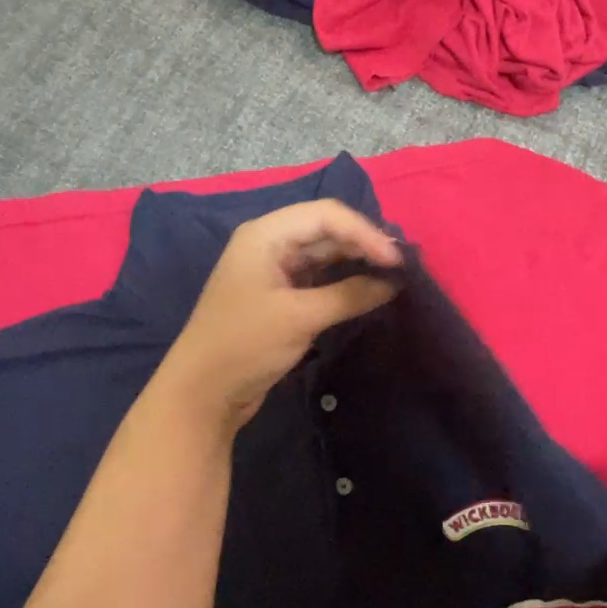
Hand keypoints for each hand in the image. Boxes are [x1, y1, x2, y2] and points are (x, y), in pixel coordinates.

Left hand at [156, 199, 401, 424]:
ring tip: (393, 277)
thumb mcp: (301, 317)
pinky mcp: (280, 297)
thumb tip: (393, 283)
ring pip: (325, 254)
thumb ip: (350, 294)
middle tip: (402, 267)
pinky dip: (344, 282)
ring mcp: (274, 271)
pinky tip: (369, 291)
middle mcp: (270, 244)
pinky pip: (319, 278)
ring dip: (357, 262)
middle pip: (326, 229)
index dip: (366, 233)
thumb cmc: (246, 345)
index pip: (326, 215)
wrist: (204, 392)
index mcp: (266, 235)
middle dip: (364, 244)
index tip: (397, 261)